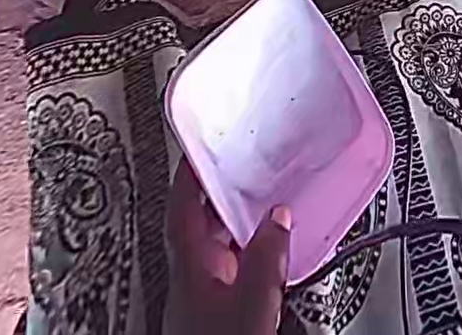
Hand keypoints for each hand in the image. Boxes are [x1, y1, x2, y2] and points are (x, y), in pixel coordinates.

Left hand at [163, 160, 293, 334]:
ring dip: (237, 225)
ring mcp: (199, 298)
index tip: (203, 145)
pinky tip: (264, 256)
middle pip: (201, 220)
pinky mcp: (213, 316)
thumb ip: (267, 254)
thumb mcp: (253, 298)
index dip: (191, 169)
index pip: (182, 200)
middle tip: (242, 169)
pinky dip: (245, 254)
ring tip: (262, 206)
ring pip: (217, 247)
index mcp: (187, 262)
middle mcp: (189, 277)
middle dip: (223, 194)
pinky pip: (229, 271)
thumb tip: (279, 218)